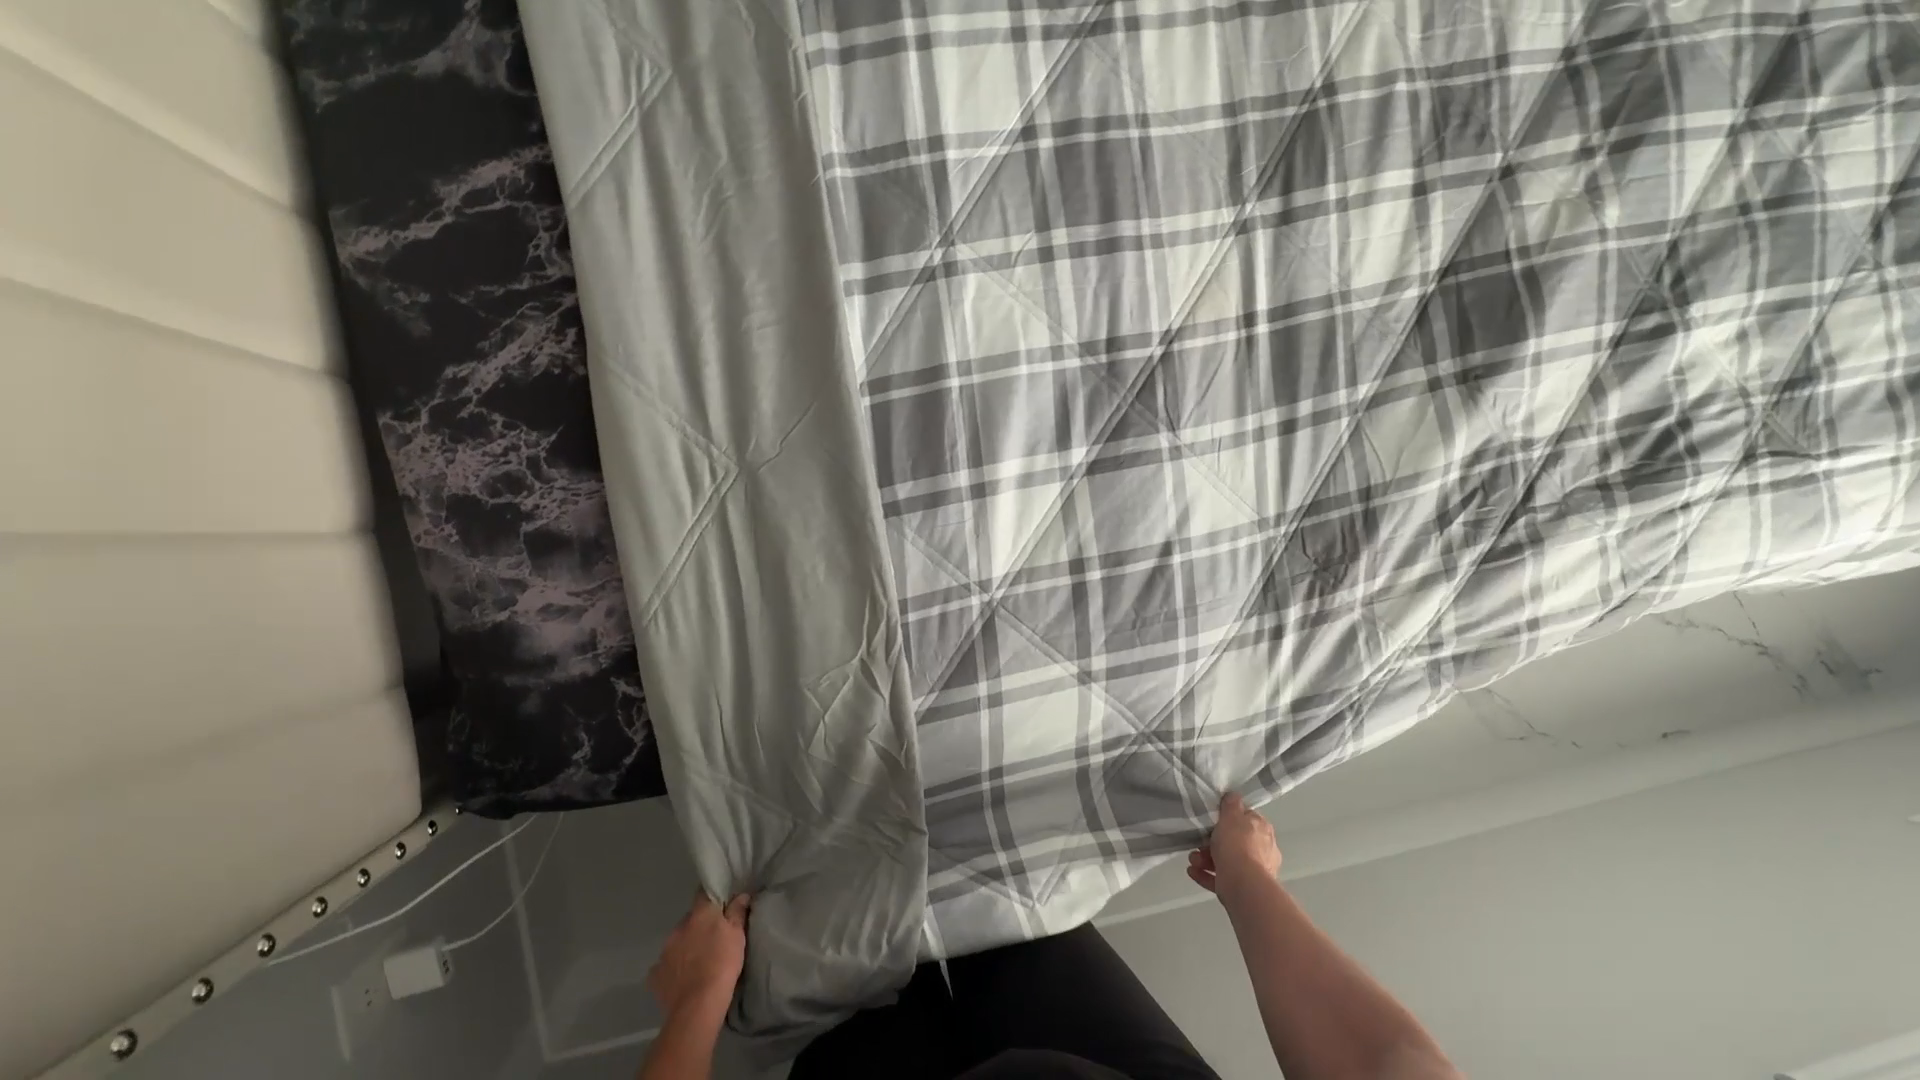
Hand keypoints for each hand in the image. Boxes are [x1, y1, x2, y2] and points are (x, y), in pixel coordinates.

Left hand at [648, 892, 750, 1020]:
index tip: (721, 903)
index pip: (703, 893)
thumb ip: (737, 912)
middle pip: (690, 920)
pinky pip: (666, 965)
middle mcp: (678, 928)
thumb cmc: (723, 964)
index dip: (712, 897)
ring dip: (686, 946)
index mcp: (699, 915)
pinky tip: (683, 979)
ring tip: (699, 962)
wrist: (697, 1006)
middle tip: (713, 939)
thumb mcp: (738, 936)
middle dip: (700, 926)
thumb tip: (741, 895)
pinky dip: (674, 968)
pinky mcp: (655, 974)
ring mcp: (664, 951)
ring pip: (677, 942)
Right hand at [1188, 792, 1280, 902]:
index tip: (1213, 820)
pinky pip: (1222, 878)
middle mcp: (1263, 850)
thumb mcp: (1231, 816)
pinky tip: (1192, 871)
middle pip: (1235, 842)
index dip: (1229, 818)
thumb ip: (1231, 804)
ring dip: (1206, 859)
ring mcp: (1255, 872)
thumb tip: (1233, 796)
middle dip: (1213, 842)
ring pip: (1227, 861)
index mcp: (1262, 830)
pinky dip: (1206, 875)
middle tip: (1198, 843)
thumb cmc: (1237, 844)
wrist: (1243, 883)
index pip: (1246, 819)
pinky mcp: (1244, 889)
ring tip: (1192, 860)